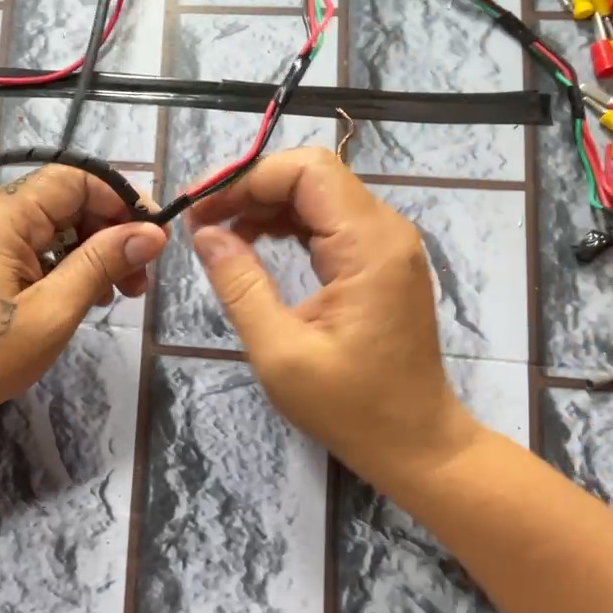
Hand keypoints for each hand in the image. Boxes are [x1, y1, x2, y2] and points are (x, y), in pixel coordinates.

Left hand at [0, 165, 167, 437]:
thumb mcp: (54, 310)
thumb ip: (101, 263)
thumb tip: (151, 232)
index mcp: (1, 214)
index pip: (75, 180)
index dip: (121, 201)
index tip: (154, 236)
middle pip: (62, 202)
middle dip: (107, 234)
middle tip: (138, 280)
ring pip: (47, 227)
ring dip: (86, 253)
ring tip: (114, 295)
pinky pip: (26, 247)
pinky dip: (58, 265)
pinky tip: (79, 296)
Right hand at [185, 147, 480, 487]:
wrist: (413, 441)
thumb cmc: (348, 405)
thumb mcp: (279, 351)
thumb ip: (240, 285)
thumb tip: (204, 234)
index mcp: (368, 246)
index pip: (306, 171)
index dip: (246, 177)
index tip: (198, 207)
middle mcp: (384, 232)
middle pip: (311, 176)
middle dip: (249, 189)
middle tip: (199, 221)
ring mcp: (385, 246)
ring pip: (317, 196)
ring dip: (263, 206)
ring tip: (215, 234)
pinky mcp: (378, 263)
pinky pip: (327, 224)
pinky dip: (284, 226)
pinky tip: (250, 247)